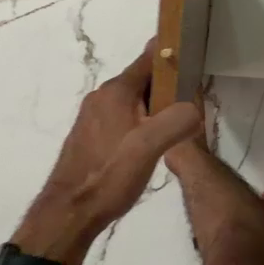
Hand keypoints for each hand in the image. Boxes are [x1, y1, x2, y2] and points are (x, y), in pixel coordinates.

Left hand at [13, 40, 202, 264]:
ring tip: (179, 120)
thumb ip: (179, 119)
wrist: (68, 214)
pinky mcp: (92, 135)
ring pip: (134, 99)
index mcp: (116, 91)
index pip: (150, 58)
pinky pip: (124, 115)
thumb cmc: (109, 175)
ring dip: (156, 104)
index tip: (195, 50)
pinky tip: (154, 140)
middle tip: (195, 96)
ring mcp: (94, 116)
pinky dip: (142, 118)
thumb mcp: (151, 147)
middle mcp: (102, 97)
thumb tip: (195, 108)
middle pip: (143, 79)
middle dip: (169, 83)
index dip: (173, 52)